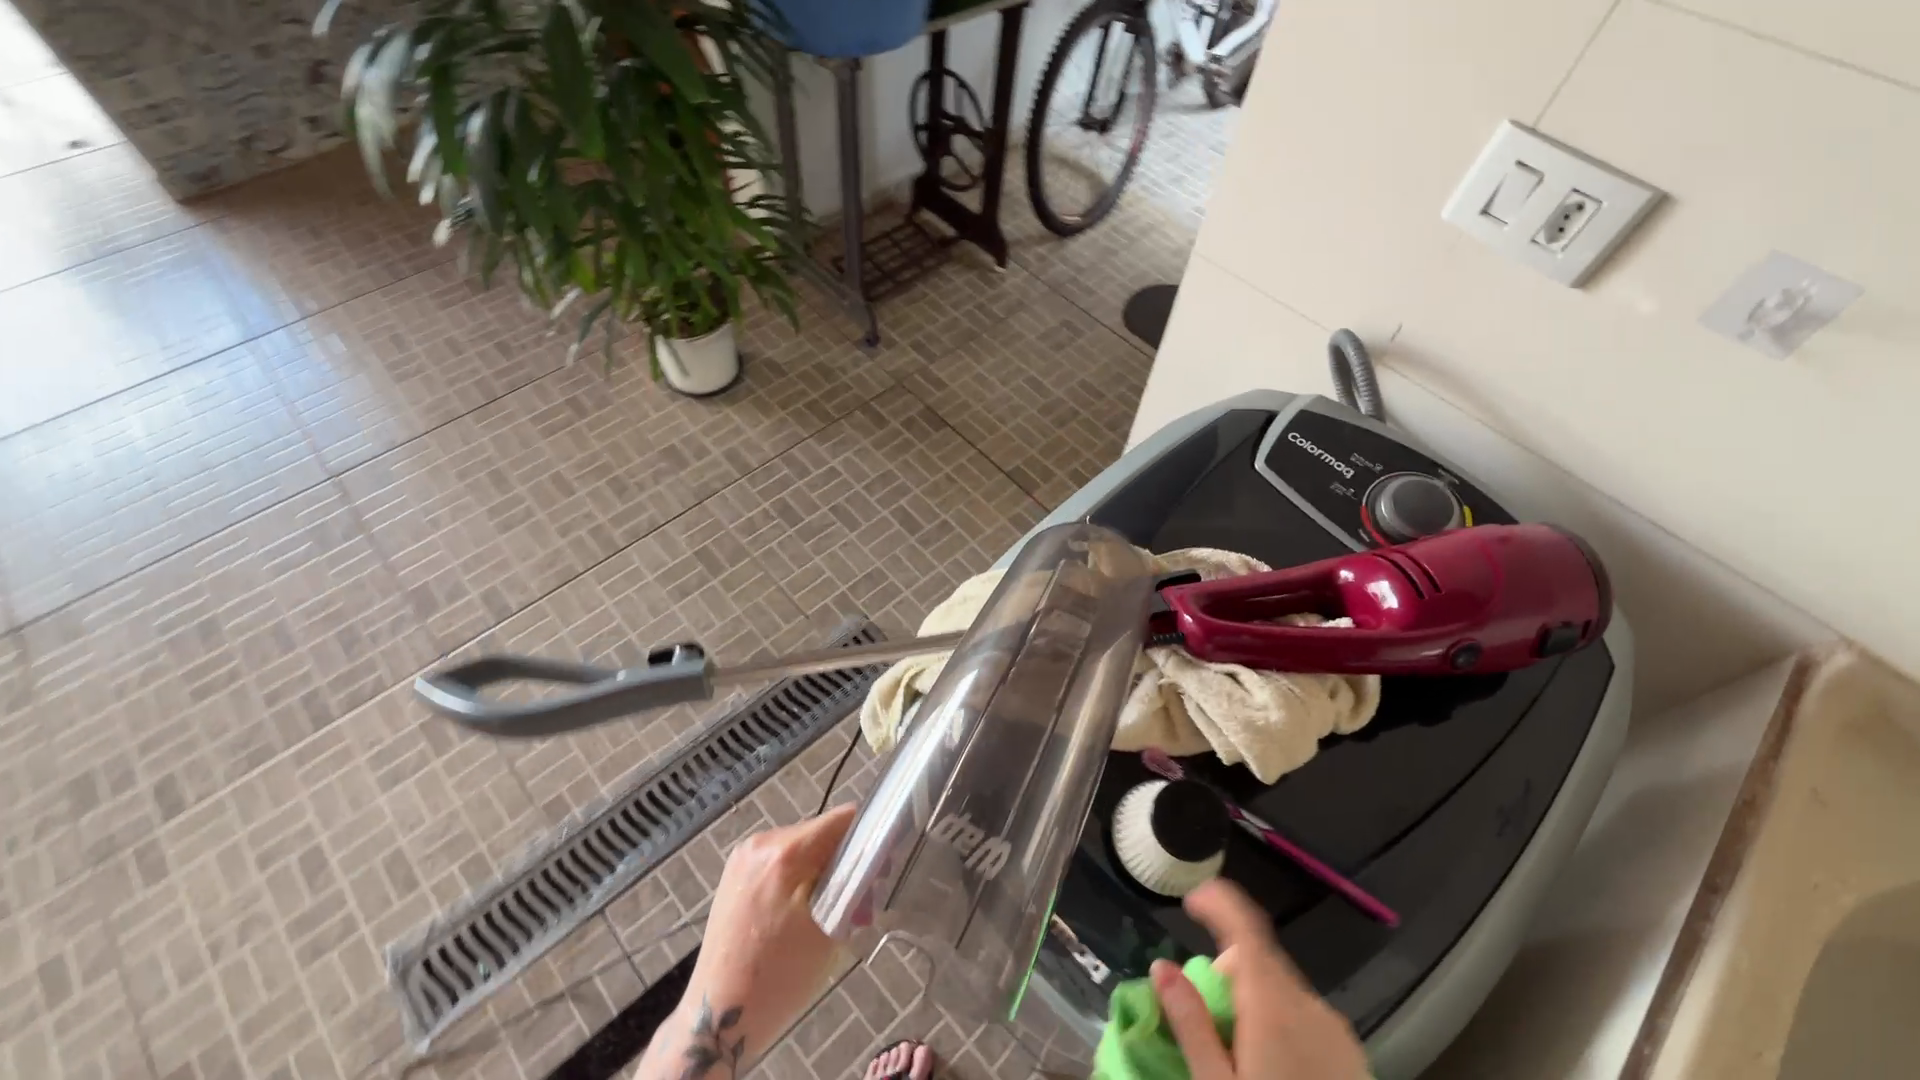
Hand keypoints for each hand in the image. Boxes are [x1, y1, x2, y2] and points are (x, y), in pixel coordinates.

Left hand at [641, 804, 856, 1079]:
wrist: (719, 1017)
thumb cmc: (780, 980)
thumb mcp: (831, 930)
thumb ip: (853, 888)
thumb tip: (872, 865)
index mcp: (785, 853)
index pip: (843, 819)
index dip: (869, 839)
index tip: (881, 869)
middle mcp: (760, 843)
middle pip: (822, 832)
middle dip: (846, 862)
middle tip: (859, 904)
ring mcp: (743, 857)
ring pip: (802, 847)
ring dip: (823, 871)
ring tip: (831, 913)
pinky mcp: (734, 874)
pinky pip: (781, 860)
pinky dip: (799, 877)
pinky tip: (805, 912)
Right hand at [1151, 879, 1368, 1079]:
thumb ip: (1189, 1022)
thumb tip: (1161, 967)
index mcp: (1273, 1007)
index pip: (1246, 931)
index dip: (1219, 904)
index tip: (1191, 900)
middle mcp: (1310, 1006)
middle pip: (1261, 962)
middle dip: (1226, 972)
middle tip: (1202, 1012)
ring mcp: (1336, 1031)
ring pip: (1283, 990)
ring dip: (1253, 999)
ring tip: (1235, 1052)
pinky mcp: (1352, 1055)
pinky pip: (1305, 1016)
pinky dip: (1280, 1021)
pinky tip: (1272, 1067)